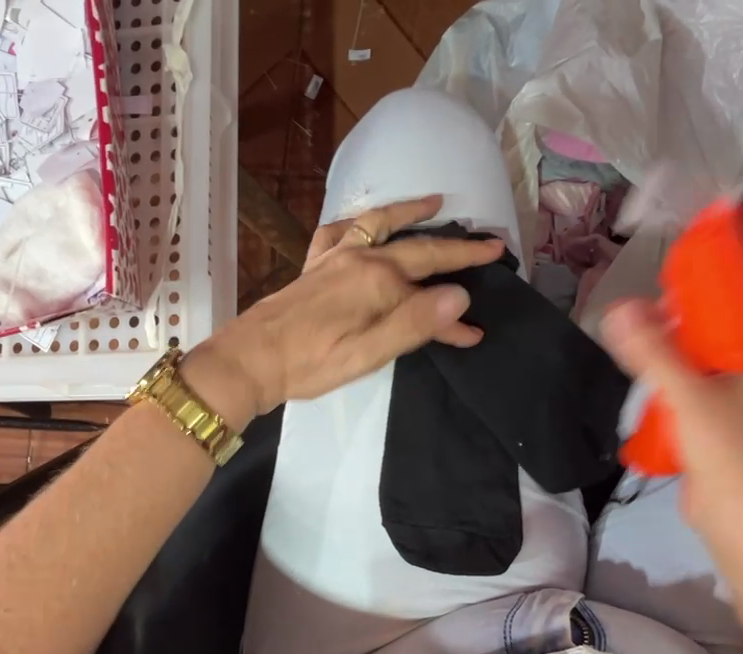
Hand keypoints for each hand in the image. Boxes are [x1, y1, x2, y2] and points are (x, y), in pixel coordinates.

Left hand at [188, 195, 503, 416]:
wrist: (252, 358)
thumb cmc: (312, 363)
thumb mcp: (370, 353)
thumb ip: (416, 323)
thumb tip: (460, 296)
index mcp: (380, 282)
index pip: (435, 291)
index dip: (460, 309)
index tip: (481, 327)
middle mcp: (361, 259)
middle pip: (418, 248)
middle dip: (457, 247)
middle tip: (490, 243)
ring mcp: (335, 257)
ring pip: (381, 224)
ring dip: (411, 212)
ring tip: (437, 201)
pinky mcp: (314, 265)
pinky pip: (340, 231)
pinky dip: (359, 222)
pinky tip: (363, 224)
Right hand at [600, 299, 742, 557]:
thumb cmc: (730, 456)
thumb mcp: (688, 398)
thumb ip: (652, 355)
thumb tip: (616, 311)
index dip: (712, 281)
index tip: (676, 269)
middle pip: (715, 331)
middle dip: (679, 318)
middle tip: (642, 310)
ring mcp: (732, 404)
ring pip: (698, 364)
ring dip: (668, 354)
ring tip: (634, 343)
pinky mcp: (712, 430)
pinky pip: (687, 394)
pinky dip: (665, 386)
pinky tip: (641, 384)